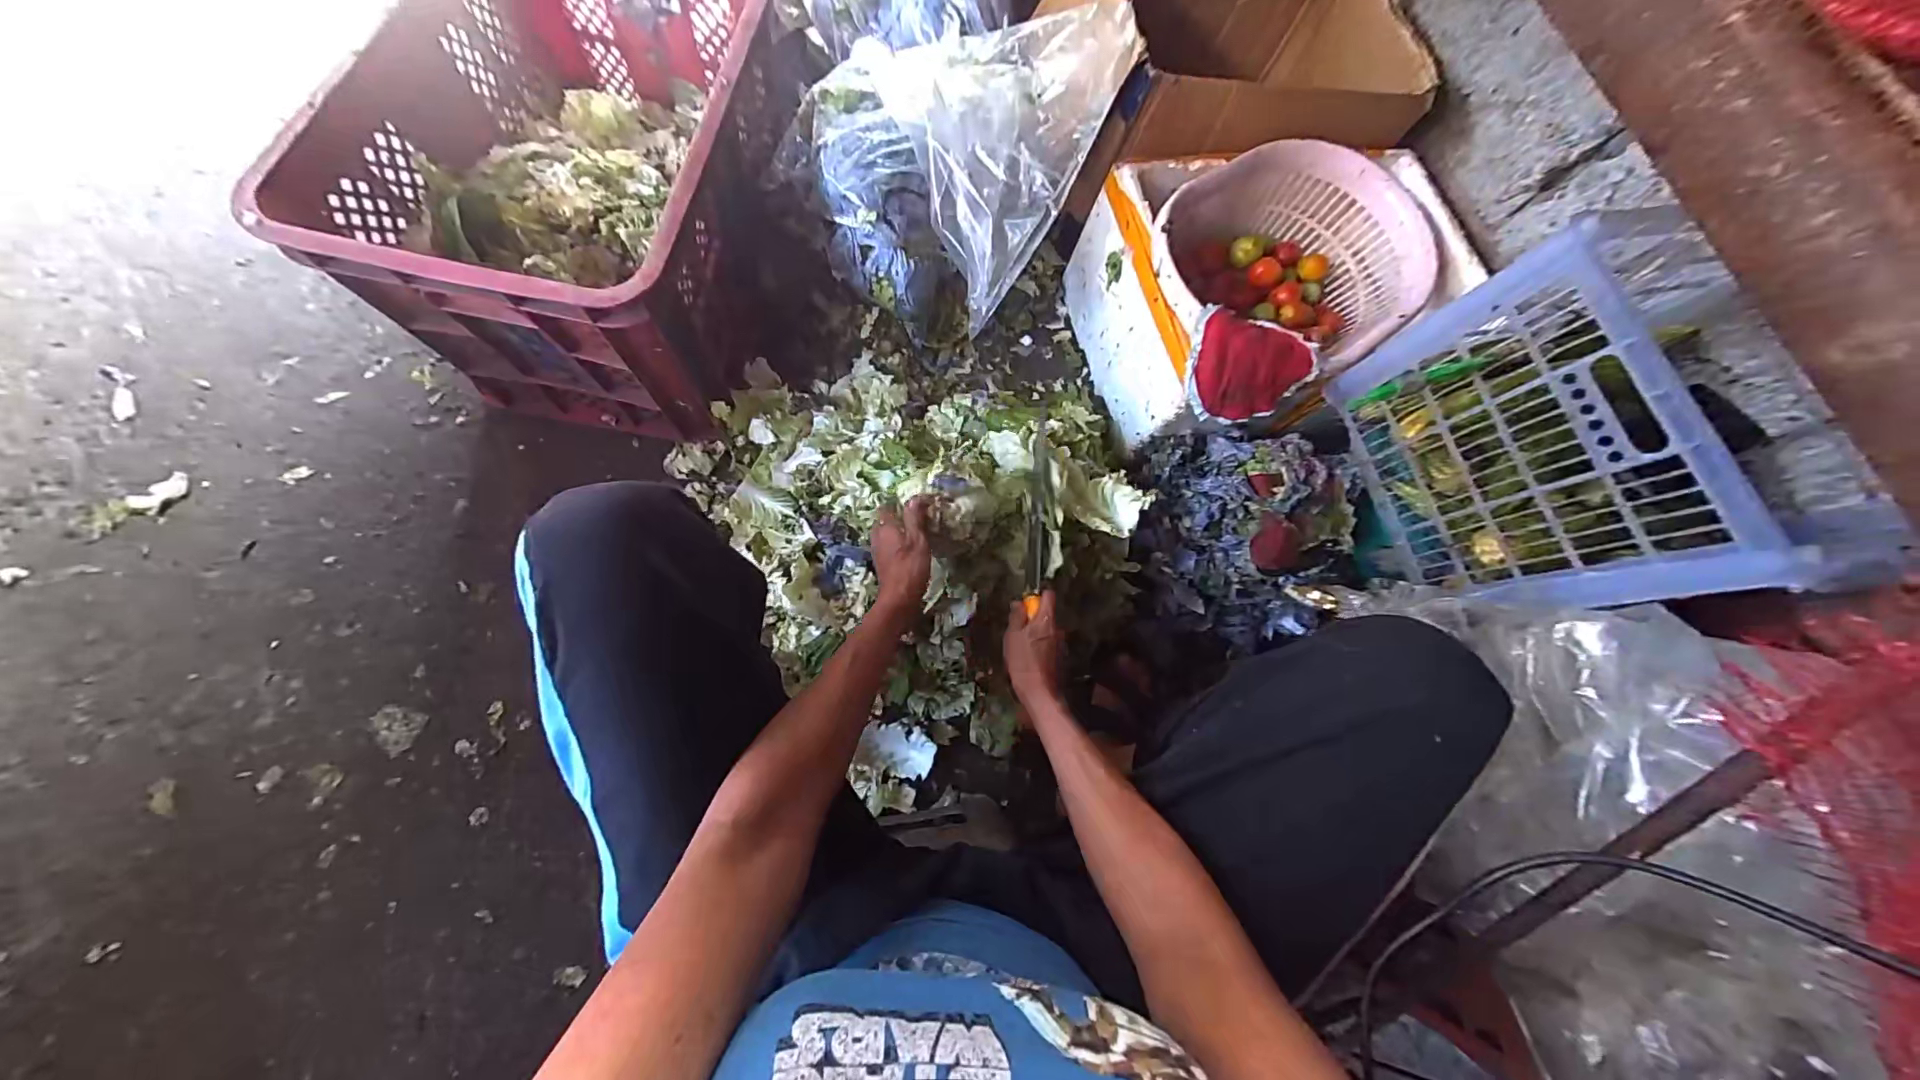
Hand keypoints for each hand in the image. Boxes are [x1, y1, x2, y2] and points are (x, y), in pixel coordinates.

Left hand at [870, 496, 932, 629]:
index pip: (887, 507)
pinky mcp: (882, 563)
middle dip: (898, 517)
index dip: (899, 503)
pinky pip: (888, 546)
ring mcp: (877, 551)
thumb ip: (915, 518)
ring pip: (886, 534)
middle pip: (885, 520)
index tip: (915, 504)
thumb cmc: (910, 568)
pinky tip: (909, 548)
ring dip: (898, 531)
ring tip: (915, 531)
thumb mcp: (918, 540)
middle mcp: (877, 536)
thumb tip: (915, 497)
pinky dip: (897, 543)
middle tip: (917, 516)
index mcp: (885, 527)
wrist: (899, 600)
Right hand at [1004, 591, 1063, 710]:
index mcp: (1046, 620)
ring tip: (1021, 649)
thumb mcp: (1012, 636)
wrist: (1039, 692)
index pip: (1049, 595)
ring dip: (1036, 635)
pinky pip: (1048, 644)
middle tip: (1017, 632)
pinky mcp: (1060, 656)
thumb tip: (1019, 603)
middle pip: (1046, 614)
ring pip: (1046, 630)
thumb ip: (1017, 617)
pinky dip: (1040, 647)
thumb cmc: (1023, 662)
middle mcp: (1057, 628)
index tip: (1025, 606)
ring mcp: (1061, 643)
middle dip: (1032, 619)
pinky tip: (1030, 659)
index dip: (1037, 596)